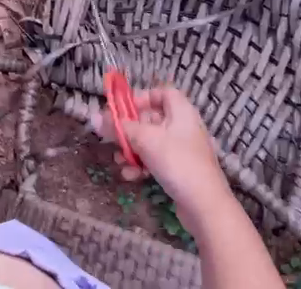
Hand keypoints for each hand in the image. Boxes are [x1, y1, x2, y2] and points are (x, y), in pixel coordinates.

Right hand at [108, 85, 227, 210]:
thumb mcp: (144, 140)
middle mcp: (184, 127)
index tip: (124, 108)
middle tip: (113, 137)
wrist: (206, 207)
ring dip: (132, 150)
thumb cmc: (177, 162)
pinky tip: (131, 176)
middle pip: (152, 119)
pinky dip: (142, 165)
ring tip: (120, 160)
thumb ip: (119, 127)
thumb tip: (95, 118)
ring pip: (151, 142)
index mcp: (181, 111)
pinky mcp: (181, 171)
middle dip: (130, 129)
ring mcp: (183, 151)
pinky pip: (157, 160)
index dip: (142, 97)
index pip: (162, 92)